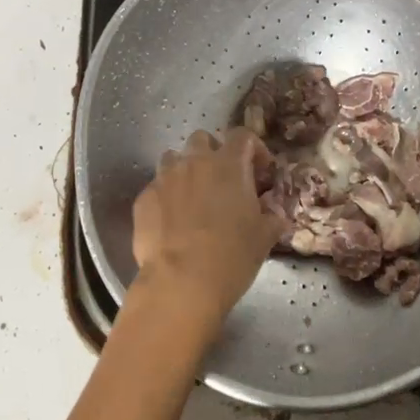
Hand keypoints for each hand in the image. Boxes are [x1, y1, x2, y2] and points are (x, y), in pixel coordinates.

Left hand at [131, 128, 285, 329]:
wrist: (180, 283)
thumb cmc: (230, 257)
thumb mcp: (263, 238)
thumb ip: (271, 218)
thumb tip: (275, 214)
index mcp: (229, 165)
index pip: (242, 136)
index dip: (253, 148)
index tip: (260, 170)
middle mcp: (195, 162)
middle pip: (203, 139)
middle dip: (213, 153)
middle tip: (221, 180)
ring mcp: (165, 178)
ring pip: (173, 158)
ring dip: (185, 170)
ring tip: (192, 197)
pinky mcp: (144, 198)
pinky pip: (156, 187)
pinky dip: (165, 197)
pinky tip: (170, 221)